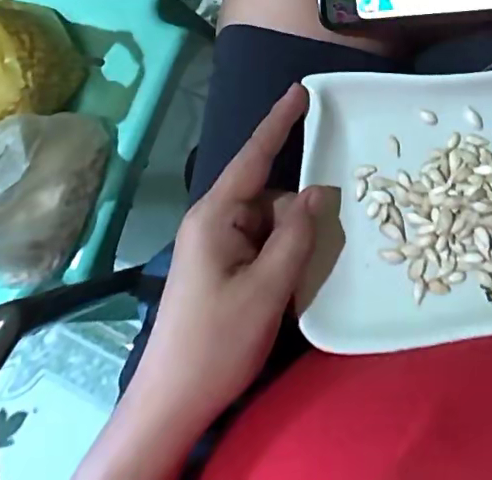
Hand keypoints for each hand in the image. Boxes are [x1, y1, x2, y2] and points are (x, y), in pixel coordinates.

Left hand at [132, 84, 321, 420]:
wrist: (171, 400)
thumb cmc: (216, 342)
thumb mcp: (266, 290)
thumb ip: (295, 236)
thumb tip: (318, 192)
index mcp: (216, 215)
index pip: (253, 156)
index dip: (279, 122)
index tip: (301, 91)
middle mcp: (212, 220)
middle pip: (268, 197)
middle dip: (297, 216)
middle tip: (320, 249)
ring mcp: (214, 244)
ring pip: (267, 224)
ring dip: (289, 244)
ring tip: (296, 285)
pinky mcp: (219, 266)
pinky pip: (259, 245)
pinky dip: (279, 259)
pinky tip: (288, 287)